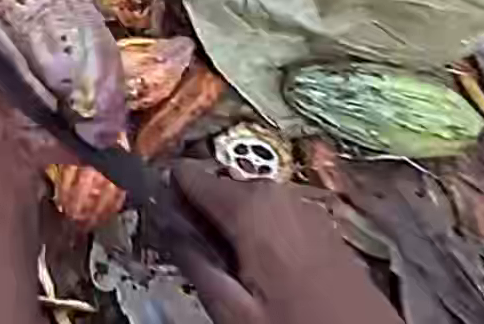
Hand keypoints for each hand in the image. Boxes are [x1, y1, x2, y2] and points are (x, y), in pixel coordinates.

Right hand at [167, 160, 400, 323]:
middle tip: (207, 265)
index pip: (185, 173)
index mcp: (247, 203)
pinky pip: (272, 215)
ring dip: (230, 226)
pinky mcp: (322, 225)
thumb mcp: (235, 314)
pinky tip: (270, 276)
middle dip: (201, 215)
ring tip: (239, 276)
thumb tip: (160, 221)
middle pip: (214, 186)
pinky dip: (259, 233)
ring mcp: (302, 205)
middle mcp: (272, 190)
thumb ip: (192, 260)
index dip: (168, 197)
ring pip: (243, 201)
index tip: (167, 229)